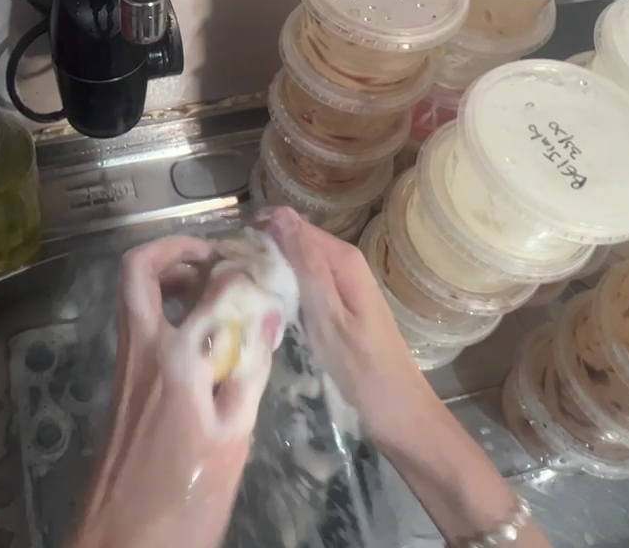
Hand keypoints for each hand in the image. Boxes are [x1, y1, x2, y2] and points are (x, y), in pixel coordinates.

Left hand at [68, 236, 281, 547]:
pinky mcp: (124, 381)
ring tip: (210, 286)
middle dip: (174, 248)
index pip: (208, 288)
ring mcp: (126, 362)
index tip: (259, 268)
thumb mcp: (233, 439)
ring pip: (134, 293)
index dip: (237, 271)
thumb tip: (267, 314)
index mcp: (175, 357)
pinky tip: (200, 333)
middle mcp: (141, 346)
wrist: (120, 541)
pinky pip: (139, 321)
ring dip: (167, 275)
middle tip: (211, 255)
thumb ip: (249, 370)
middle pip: (138, 269)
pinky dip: (164, 306)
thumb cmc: (184, 498)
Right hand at [260, 208, 546, 546]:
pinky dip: (284, 287)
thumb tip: (281, 215)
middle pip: (294, 239)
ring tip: (240, 286)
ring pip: (297, 261)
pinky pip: (304, 281)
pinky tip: (267, 303)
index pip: (292, 223)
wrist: (399, 412)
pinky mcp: (338, 301)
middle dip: (262, 249)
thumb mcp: (327, 316)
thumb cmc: (362, 368)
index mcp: (341, 258)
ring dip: (271, 269)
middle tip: (230, 274)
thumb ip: (305, 265)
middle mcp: (342, 261)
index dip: (260, 232)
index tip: (230, 252)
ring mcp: (341, 281)